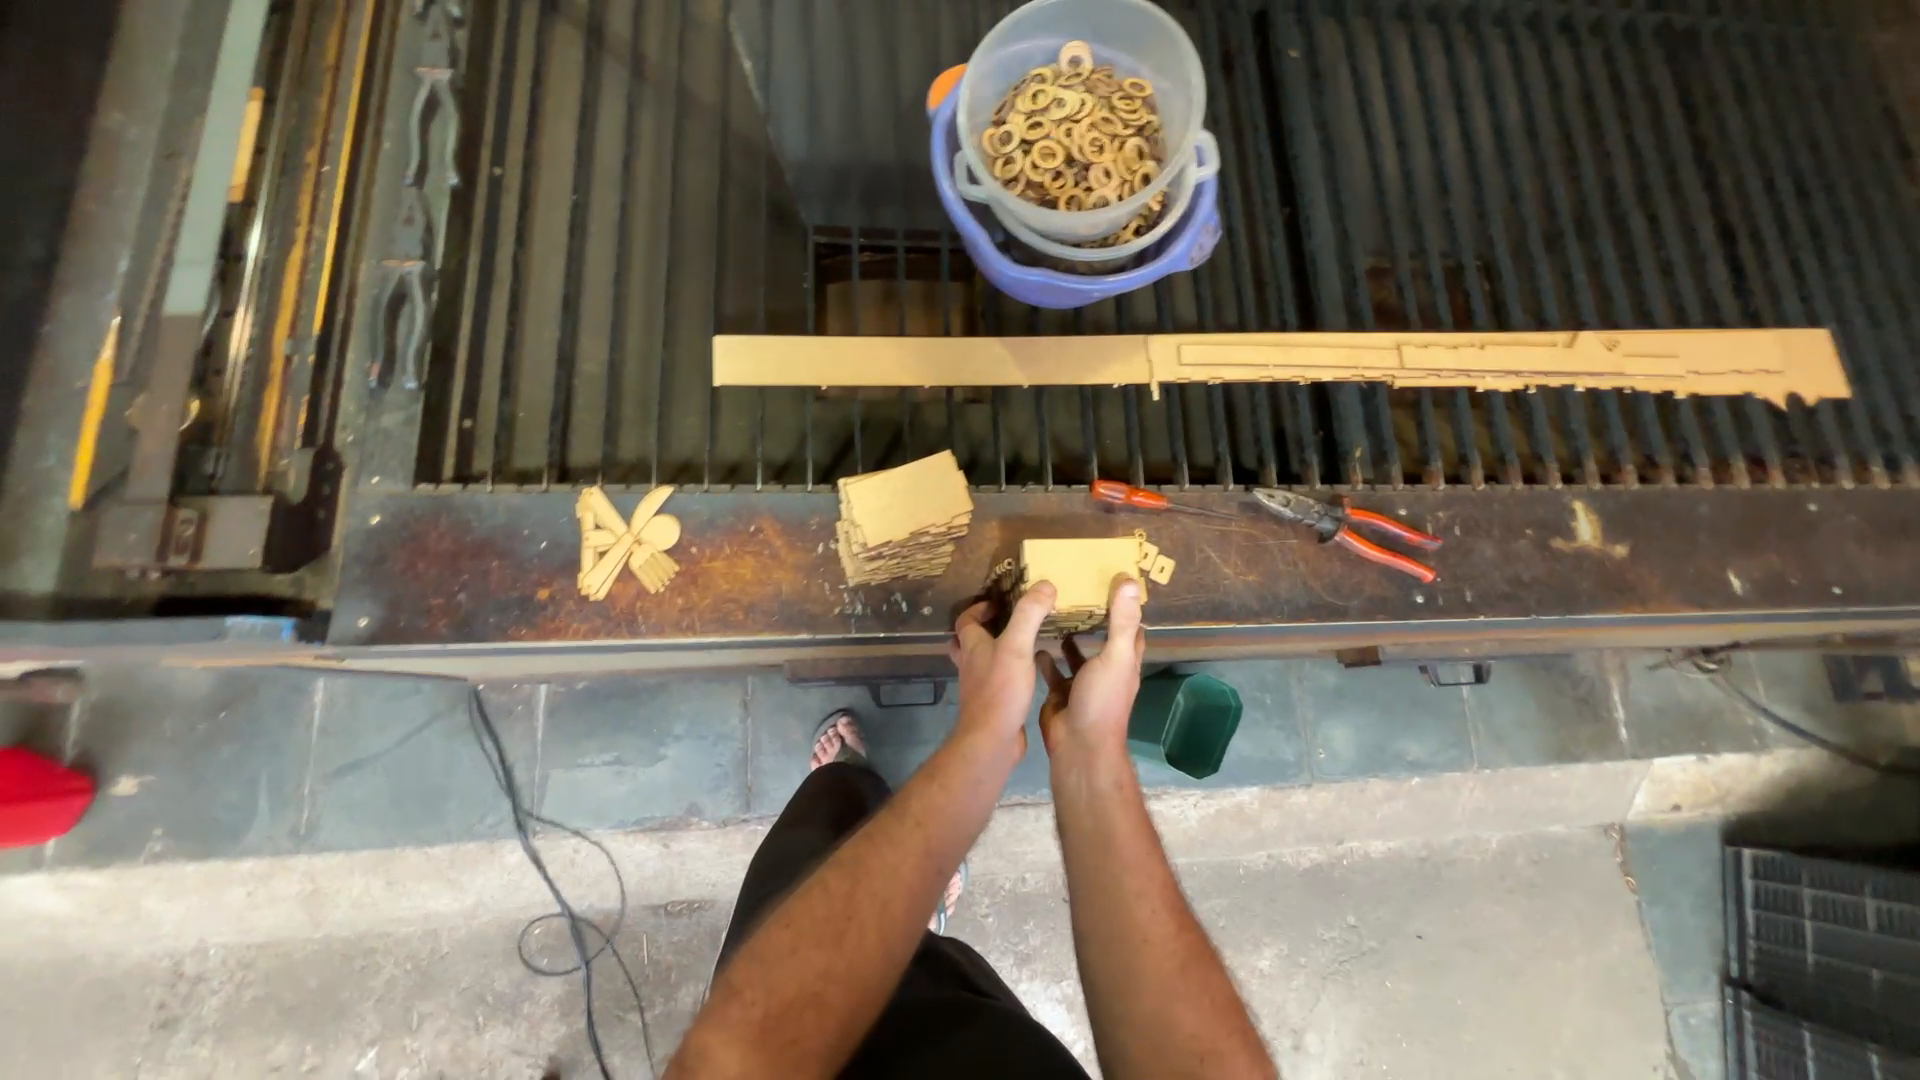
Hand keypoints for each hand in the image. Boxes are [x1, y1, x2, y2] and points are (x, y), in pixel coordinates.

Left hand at [949, 582, 1056, 751]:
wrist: (992, 740)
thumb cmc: (1000, 690)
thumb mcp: (1018, 646)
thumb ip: (1029, 615)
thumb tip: (1045, 584)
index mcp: (973, 648)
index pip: (965, 622)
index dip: (976, 610)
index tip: (995, 603)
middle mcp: (971, 666)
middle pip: (966, 643)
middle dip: (980, 630)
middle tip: (1003, 623)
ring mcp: (979, 688)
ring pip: (980, 664)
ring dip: (993, 653)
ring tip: (1019, 646)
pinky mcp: (992, 706)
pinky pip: (996, 684)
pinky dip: (1007, 675)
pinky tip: (1027, 676)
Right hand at [1035, 574, 1145, 766]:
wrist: (1078, 747)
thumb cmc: (1102, 700)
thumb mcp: (1115, 655)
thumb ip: (1121, 620)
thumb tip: (1129, 580)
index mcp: (1125, 660)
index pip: (1131, 627)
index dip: (1126, 605)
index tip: (1113, 578)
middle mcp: (1106, 670)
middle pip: (1103, 637)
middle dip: (1093, 615)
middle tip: (1075, 586)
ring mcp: (1083, 682)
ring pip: (1076, 653)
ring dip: (1068, 634)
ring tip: (1052, 608)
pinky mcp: (1060, 693)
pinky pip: (1052, 669)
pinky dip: (1044, 655)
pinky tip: (1032, 639)